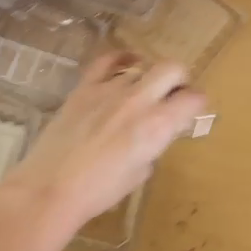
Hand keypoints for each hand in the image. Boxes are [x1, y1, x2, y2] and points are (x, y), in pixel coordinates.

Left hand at [0, 52, 206, 237]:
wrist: (52, 188)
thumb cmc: (100, 191)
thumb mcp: (140, 172)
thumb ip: (153, 145)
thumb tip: (153, 134)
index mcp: (159, 126)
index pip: (193, 99)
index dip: (198, 103)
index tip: (193, 110)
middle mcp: (140, 101)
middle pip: (173, 69)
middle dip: (180, 79)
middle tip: (174, 93)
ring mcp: (111, 89)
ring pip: (142, 66)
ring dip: (149, 76)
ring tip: (144, 89)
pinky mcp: (85, 87)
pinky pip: (107, 60)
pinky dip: (120, 59)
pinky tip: (124, 65)